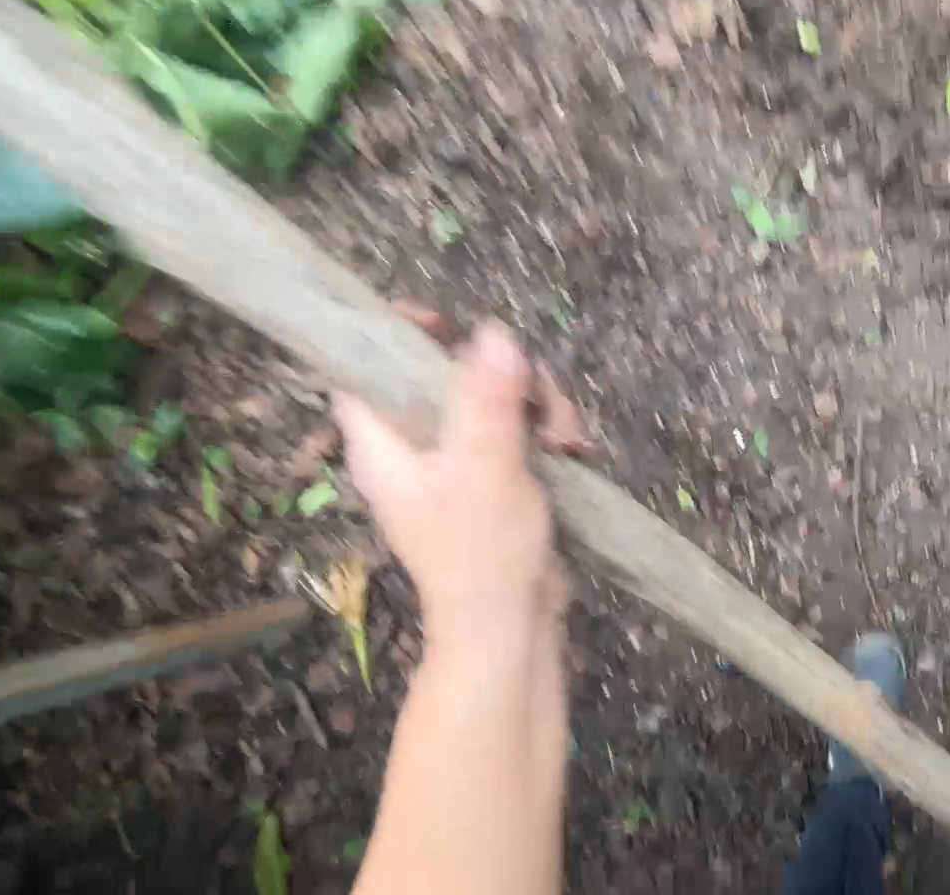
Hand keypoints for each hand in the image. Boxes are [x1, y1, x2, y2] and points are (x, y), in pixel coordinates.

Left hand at [333, 320, 578, 641]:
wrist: (511, 625)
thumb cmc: (481, 551)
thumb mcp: (485, 469)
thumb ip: (487, 400)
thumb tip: (496, 331)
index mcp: (387, 442)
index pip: (371, 367)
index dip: (400, 335)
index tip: (449, 323)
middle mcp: (419, 445)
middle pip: (456, 374)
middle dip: (509, 379)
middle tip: (541, 404)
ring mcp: (462, 460)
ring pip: (501, 400)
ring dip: (543, 408)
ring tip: (569, 443)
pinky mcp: (500, 475)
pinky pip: (524, 430)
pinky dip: (552, 433)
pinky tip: (578, 453)